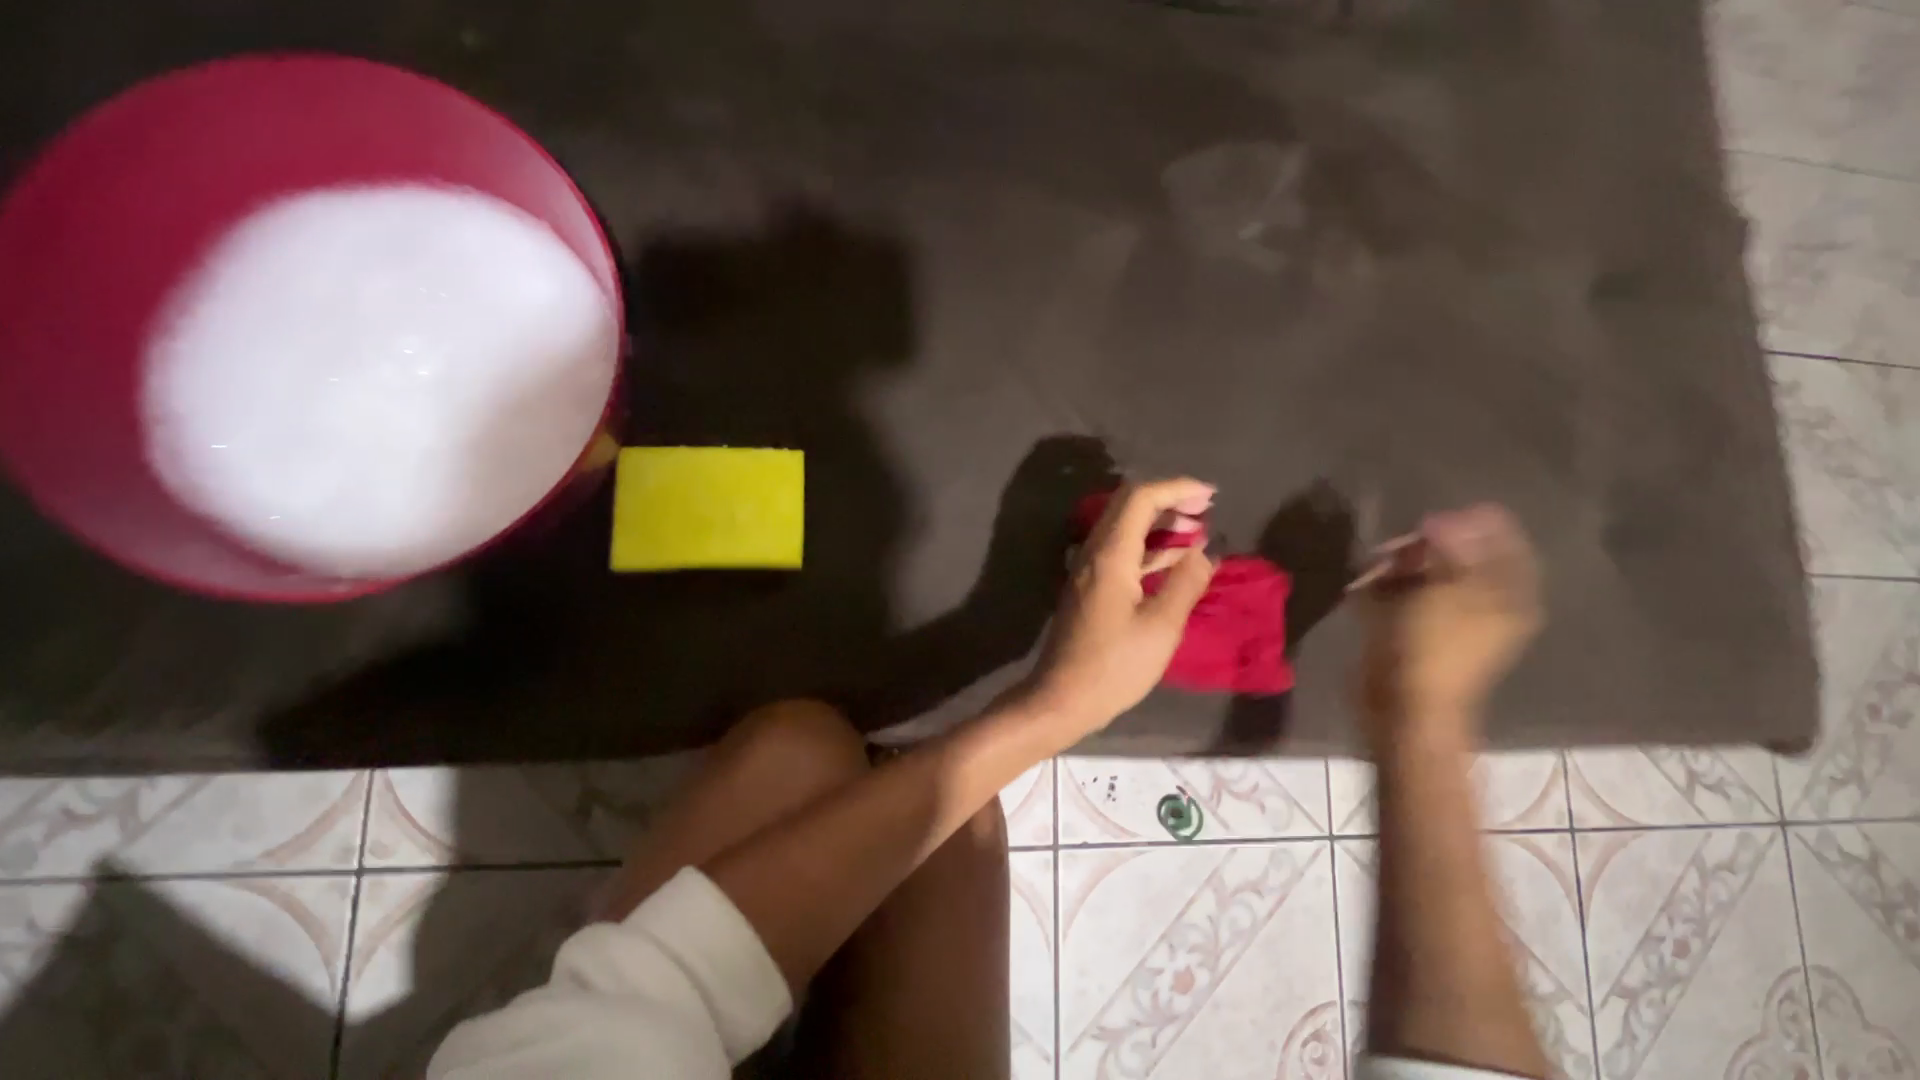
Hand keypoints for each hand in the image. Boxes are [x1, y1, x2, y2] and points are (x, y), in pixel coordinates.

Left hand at [1019, 478, 1217, 746]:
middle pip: (1128, 506)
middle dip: (1169, 500)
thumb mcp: (1161, 627)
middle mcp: (1094, 554)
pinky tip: (1175, 562)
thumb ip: (1186, 583)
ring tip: (1198, 532)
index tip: (1210, 496)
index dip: (1177, 488)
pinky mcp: (1089, 590)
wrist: (1061, 698)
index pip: (1140, 498)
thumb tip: (1204, 550)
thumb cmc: (1114, 666)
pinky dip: (1150, 548)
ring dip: (1160, 524)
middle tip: (1207, 508)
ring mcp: (1088, 572)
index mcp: (1110, 555)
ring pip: (1124, 529)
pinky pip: (1121, 553)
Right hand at [1355, 503, 1541, 748]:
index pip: (1502, 540)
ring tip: (1373, 564)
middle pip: (1459, 555)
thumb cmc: (1434, 649)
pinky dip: (1384, 587)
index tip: (1434, 518)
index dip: (1470, 523)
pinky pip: (1402, 597)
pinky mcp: (1416, 632)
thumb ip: (1452, 547)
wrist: (1404, 709)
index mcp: (1508, 594)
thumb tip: (1445, 519)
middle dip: (1425, 545)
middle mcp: (1485, 603)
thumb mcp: (1448, 588)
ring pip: (1425, 574)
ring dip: (1398, 564)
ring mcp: (1449, 619)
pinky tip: (1365, 585)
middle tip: (1396, 543)